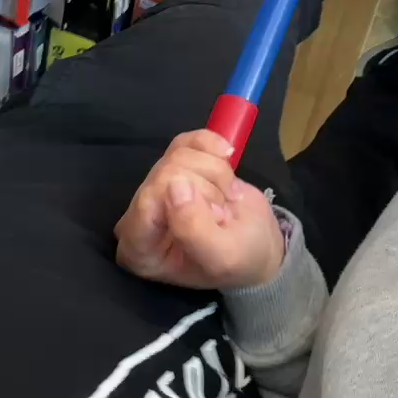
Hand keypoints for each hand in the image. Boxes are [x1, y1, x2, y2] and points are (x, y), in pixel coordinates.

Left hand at [115, 131, 283, 289]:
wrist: (259, 243)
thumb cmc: (241, 259)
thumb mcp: (223, 256)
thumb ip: (194, 228)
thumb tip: (176, 184)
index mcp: (138, 248)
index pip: (147, 202)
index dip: (188, 200)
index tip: (217, 217)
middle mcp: (138, 215)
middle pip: (166, 173)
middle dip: (208, 188)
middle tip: (222, 213)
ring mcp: (156, 186)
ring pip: (179, 154)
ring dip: (216, 172)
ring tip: (225, 198)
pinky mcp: (176, 164)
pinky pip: (188, 139)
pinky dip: (213, 145)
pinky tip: (227, 161)